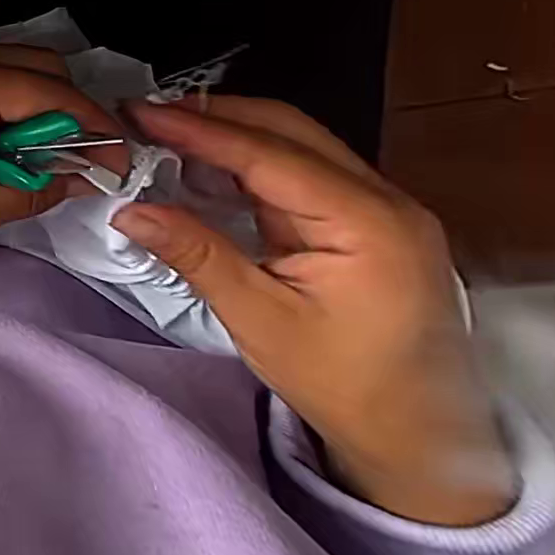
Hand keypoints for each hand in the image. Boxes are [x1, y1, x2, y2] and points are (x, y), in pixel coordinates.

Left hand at [0, 47, 123, 261]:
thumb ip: (31, 191)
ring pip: (20, 74)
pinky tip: (12, 150)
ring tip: (46, 161)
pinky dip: (16, 114)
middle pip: (41, 68)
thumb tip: (78, 179)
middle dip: (71, 113)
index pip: (51, 93)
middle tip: (81, 162)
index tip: (120, 162)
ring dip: (44, 113)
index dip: (93, 128)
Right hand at [110, 97, 513, 525]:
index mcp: (367, 222)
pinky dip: (250, 160)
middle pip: (287, 129)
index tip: (143, 114)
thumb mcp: (261, 323)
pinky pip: (301, 168)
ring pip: (295, 140)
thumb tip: (130, 211)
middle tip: (150, 116)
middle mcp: (383, 196)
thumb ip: (197, 255)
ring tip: (170, 131)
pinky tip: (212, 163)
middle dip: (214, 116)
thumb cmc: (345, 389)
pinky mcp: (367, 214)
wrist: (423, 441)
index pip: (268, 154)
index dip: (199, 129)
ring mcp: (381, 201)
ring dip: (231, 132)